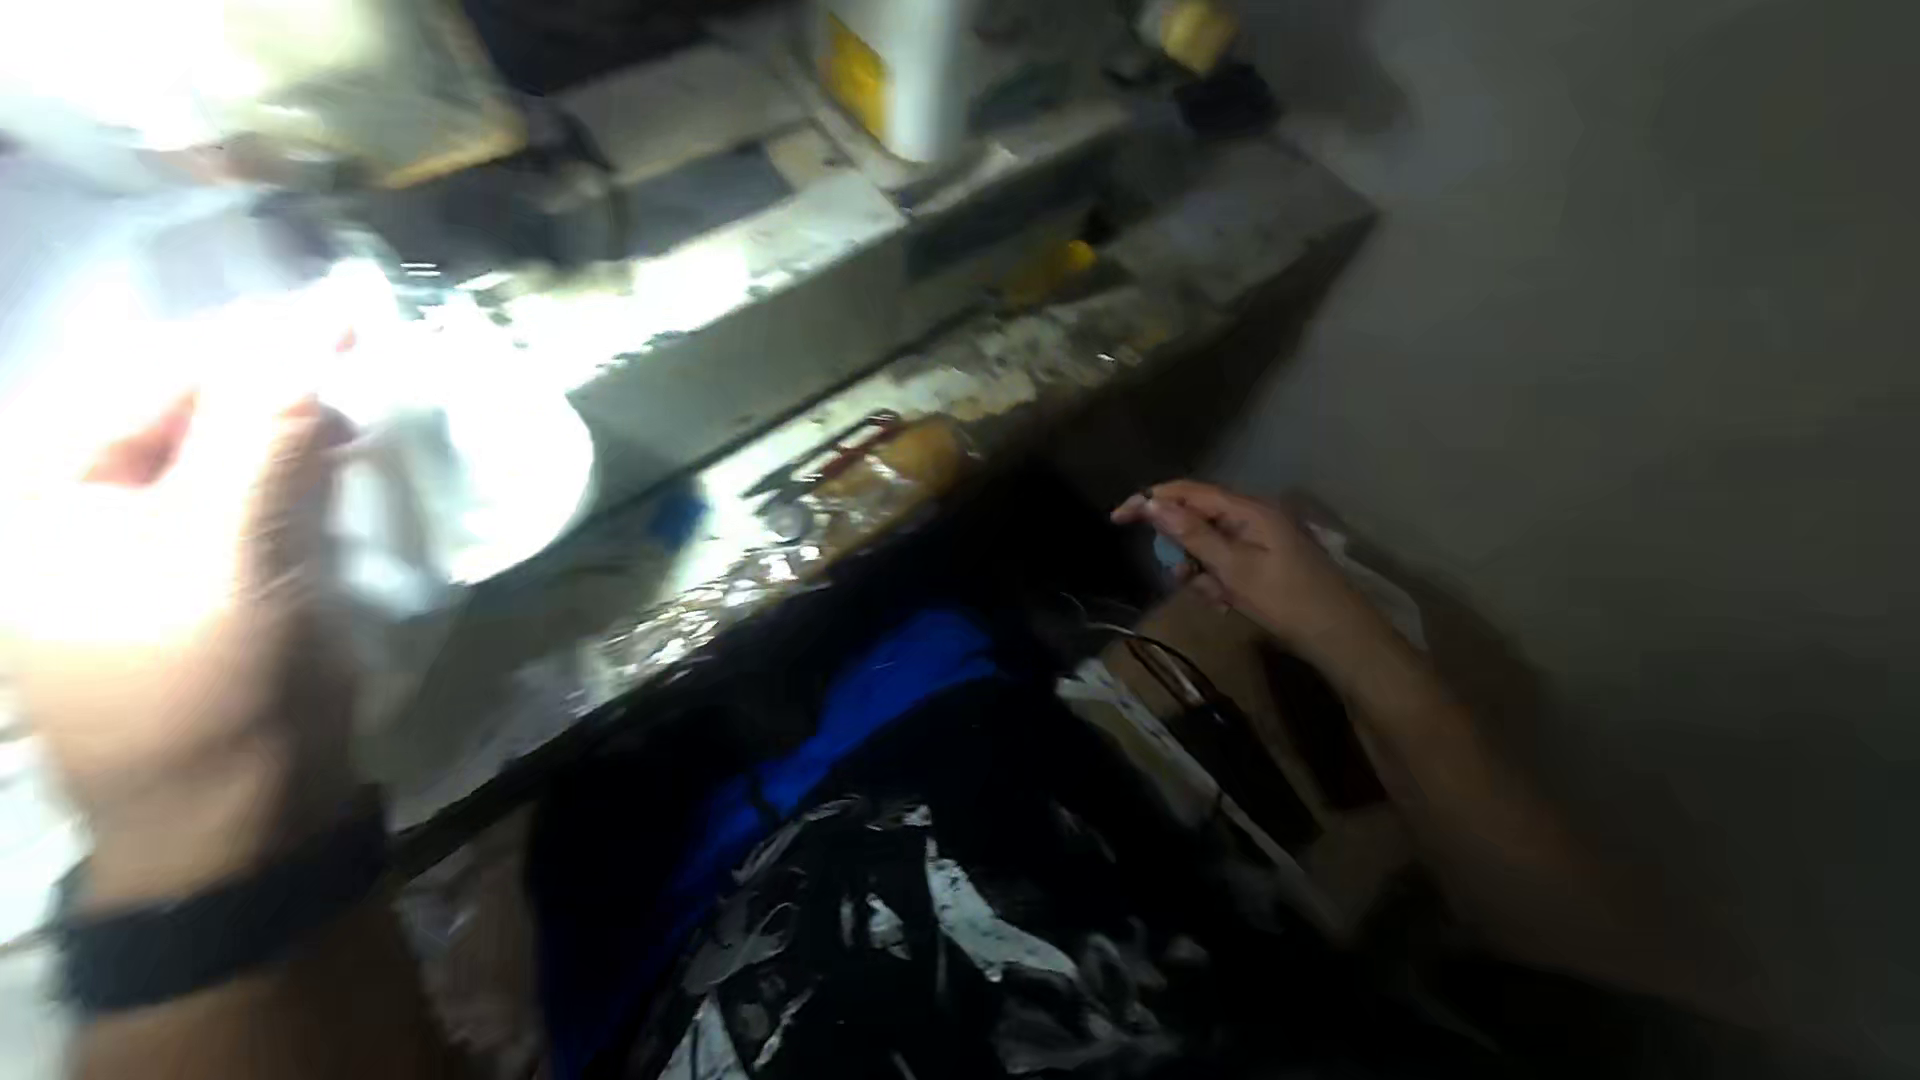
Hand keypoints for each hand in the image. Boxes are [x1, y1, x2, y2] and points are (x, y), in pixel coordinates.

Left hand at [0, 385, 357, 905]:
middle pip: (192, 405)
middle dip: (282, 375)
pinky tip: (357, 445)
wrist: (242, 788)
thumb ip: (262, 441)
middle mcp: (85, 497)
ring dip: (309, 417)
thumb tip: (314, 335)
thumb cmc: (210, 675)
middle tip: (370, 344)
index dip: (248, 341)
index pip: (147, 379)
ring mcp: (163, 530)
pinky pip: (271, 485)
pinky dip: (318, 459)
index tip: (347, 309)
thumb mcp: (226, 553)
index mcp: (36, 489)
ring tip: (374, 390)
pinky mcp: (229, 557)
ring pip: (240, 444)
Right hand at [1112, 480, 1366, 652]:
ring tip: (1215, 597)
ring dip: (1199, 569)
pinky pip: (1225, 560)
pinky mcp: (1264, 558)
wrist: (1340, 637)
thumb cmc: (1286, 600)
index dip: (1150, 500)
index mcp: (1248, 509)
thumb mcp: (1232, 568)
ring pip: (1208, 543)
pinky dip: (1217, 579)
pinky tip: (1227, 601)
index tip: (1118, 518)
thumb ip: (1192, 534)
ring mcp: (1260, 537)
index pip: (1187, 492)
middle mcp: (1253, 515)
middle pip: (1197, 518)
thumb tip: (1153, 504)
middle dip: (1181, 548)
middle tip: (1182, 578)